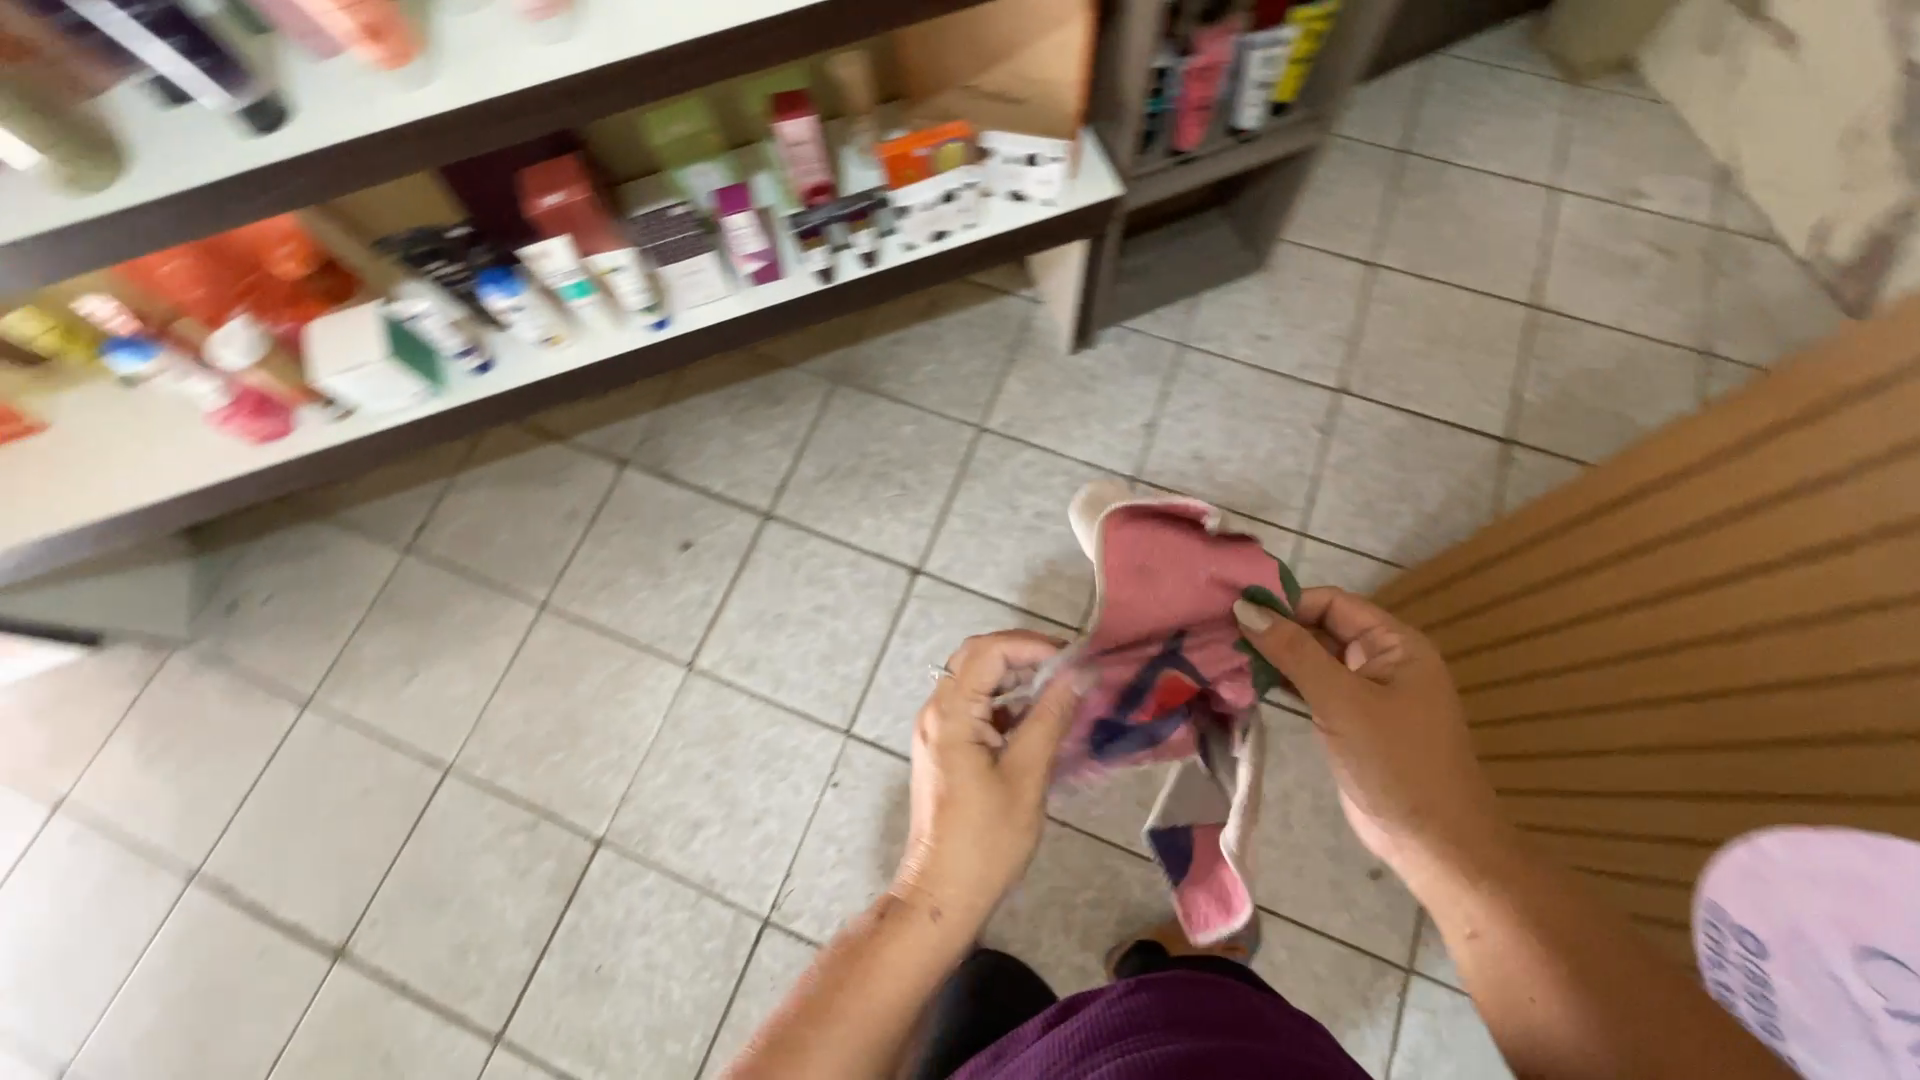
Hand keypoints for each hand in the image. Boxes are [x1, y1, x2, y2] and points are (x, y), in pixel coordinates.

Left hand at [894, 631, 1083, 925]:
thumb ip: (1050, 717)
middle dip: (1023, 655)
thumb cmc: (986, 840)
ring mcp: (936, 730)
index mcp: (950, 714)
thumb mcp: (1026, 775)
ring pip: (974, 681)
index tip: (1071, 660)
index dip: (1031, 645)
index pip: (987, 651)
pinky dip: (1005, 703)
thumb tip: (1077, 675)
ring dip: (1015, 678)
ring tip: (1060, 690)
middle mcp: (935, 712)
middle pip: (976, 658)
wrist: (942, 892)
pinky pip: (973, 707)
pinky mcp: (943, 748)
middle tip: (1067, 669)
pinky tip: (1037, 719)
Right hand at [1233, 589, 1512, 877]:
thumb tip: (1246, 610)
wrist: (1434, 841)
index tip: (1237, 612)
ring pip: (1313, 661)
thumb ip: (1293, 652)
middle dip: (1275, 630)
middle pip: (1321, 629)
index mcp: (1395, 644)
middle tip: (1222, 633)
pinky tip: (1248, 683)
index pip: (1332, 603)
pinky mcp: (1351, 723)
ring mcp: (1366, 694)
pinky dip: (1283, 685)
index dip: (1287, 603)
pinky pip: (1313, 690)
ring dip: (1275, 658)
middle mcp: (1382, 661)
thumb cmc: (1395, 761)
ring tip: (1226, 655)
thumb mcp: (1341, 700)